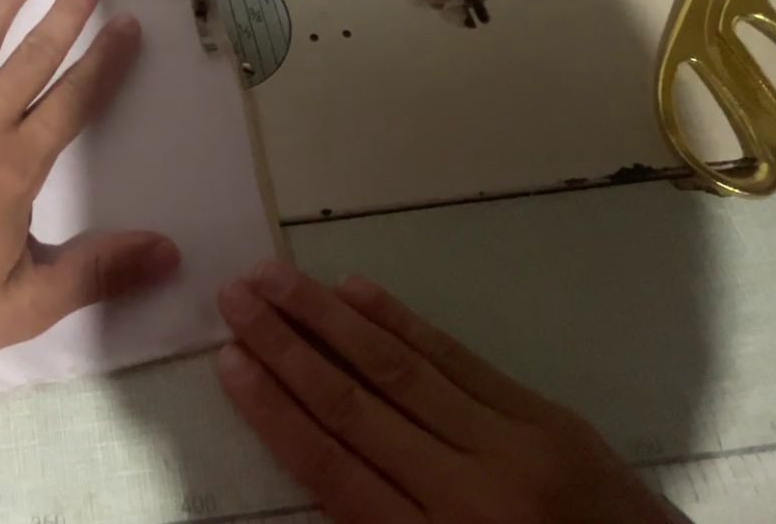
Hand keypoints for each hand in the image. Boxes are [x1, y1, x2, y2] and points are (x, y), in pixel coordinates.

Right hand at [215, 263, 684, 523]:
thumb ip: (380, 523)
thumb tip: (307, 445)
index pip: (332, 469)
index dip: (273, 410)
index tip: (227, 359)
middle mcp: (470, 496)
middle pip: (354, 405)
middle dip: (284, 344)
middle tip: (234, 294)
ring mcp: (514, 447)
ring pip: (397, 367)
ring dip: (326, 315)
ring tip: (274, 276)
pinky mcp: (548, 417)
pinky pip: (456, 356)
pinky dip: (398, 319)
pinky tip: (353, 288)